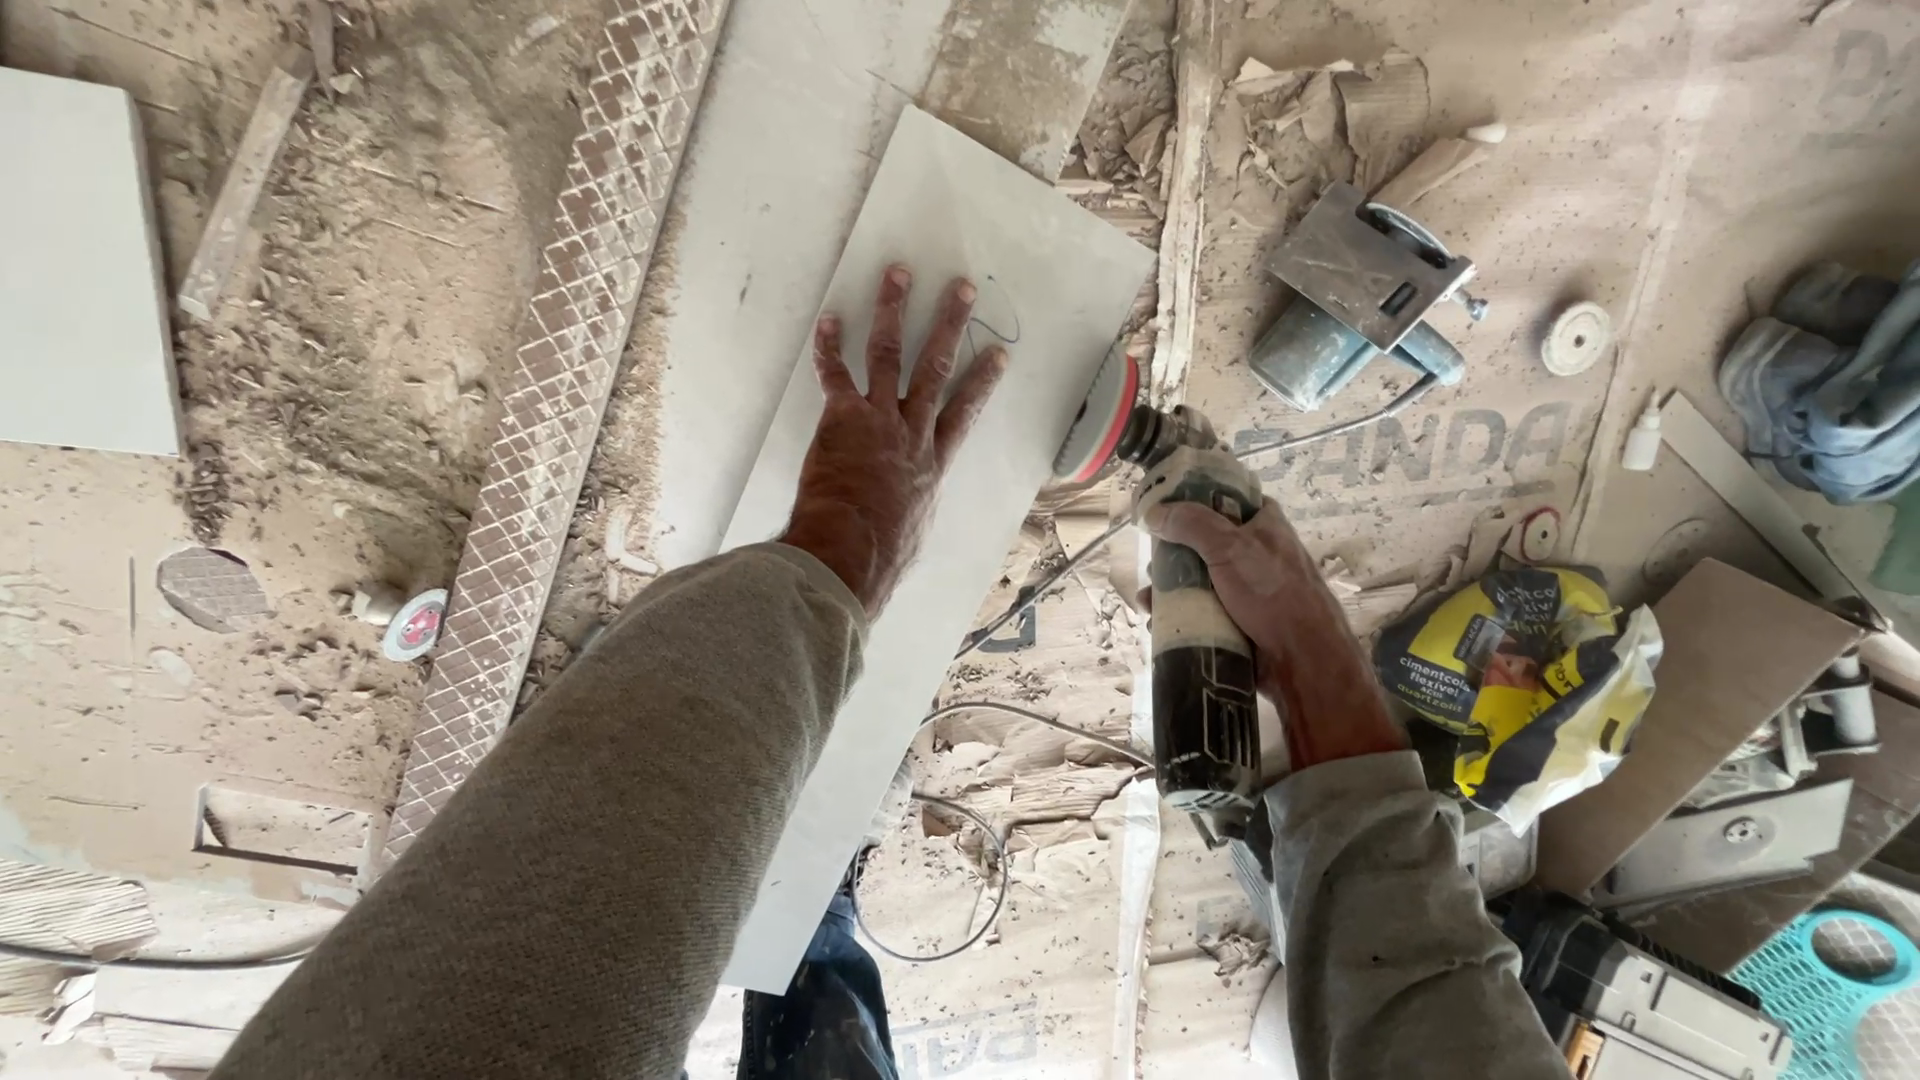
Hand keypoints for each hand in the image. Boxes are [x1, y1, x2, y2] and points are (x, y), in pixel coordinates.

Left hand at [779, 265, 1008, 617]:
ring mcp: (878, 420)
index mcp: (933, 461)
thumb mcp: (914, 531)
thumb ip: (914, 510)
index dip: (981, 380)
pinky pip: (835, 374)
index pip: (965, 412)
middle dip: (948, 325)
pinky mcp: (843, 418)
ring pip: (889, 356)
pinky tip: (829, 318)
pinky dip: (829, 346)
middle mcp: (911, 431)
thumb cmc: (884, 553)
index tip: (996, 353)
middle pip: (935, 368)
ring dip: (893, 312)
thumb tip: (908, 515)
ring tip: (898, 275)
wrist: (851, 550)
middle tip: (960, 290)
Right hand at [1145, 497, 1406, 768]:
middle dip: (1172, 554)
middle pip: (1203, 543)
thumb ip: (1191, 524)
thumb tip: (1152, 513)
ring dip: (1170, 589)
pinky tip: (1158, 622)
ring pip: (1199, 580)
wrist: (1304, 660)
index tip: (1162, 510)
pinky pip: (1202, 611)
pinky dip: (1179, 614)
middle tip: (1152, 564)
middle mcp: (1256, 552)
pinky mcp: (1239, 619)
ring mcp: (1247, 589)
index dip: (1193, 501)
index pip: (1225, 500)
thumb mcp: (1231, 547)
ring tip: (1148, 601)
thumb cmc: (1273, 593)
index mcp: (1264, 524)